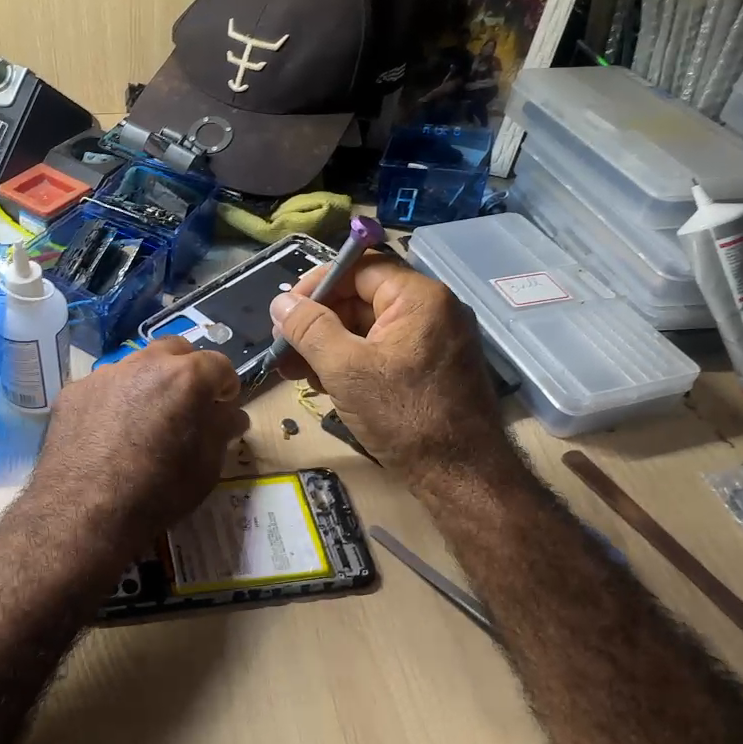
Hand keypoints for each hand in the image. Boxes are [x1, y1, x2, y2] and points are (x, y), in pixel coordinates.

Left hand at [24, 337, 247, 560]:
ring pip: (135, 366)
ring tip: (144, 420)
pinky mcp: (73, 392)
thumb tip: (230, 414)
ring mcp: (104, 374)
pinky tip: (108, 435)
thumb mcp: (206, 467)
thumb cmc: (158, 492)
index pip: (219, 365)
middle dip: (187, 371)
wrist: (84, 512)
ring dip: (148, 384)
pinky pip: (103, 388)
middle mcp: (145, 364)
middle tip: (186, 404)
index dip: (225, 386)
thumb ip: (221, 429)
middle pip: (174, 351)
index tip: (222, 407)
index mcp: (186, 377)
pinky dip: (113, 402)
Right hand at [270, 256, 512, 480]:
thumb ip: (309, 328)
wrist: (460, 476)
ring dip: (328, 345)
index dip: (318, 285)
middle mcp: (432, 310)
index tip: (286, 311)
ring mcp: (434, 340)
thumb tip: (281, 301)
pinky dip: (351, 362)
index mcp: (419, 298)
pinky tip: (324, 383)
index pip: (360, 267)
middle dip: (318, 321)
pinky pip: (383, 350)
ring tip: (295, 371)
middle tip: (284, 347)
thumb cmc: (403, 416)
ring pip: (368, 328)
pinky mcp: (430, 367)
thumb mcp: (345, 369)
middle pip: (362, 297)